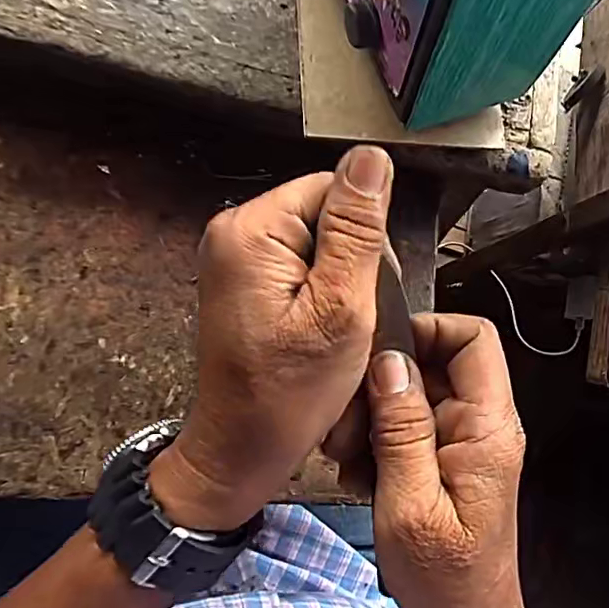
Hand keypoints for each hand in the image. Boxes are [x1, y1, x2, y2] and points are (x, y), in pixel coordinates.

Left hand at [149, 145, 393, 531]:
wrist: (243, 447)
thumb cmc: (287, 393)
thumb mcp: (340, 308)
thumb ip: (357, 230)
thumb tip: (372, 160)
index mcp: (251, 231)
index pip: (337, 189)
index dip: (367, 240)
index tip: (361, 291)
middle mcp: (236, 235)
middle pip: (330, 215)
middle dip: (355, 264)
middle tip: (347, 319)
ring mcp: (239, 259)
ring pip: (325, 245)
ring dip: (343, 285)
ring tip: (332, 330)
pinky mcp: (250, 282)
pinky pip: (308, 269)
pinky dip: (326, 297)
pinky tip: (321, 330)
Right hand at [359, 314, 529, 607]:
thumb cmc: (447, 580)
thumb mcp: (410, 504)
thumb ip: (402, 429)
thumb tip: (390, 362)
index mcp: (487, 427)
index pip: (472, 339)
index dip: (427, 331)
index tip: (377, 357)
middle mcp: (482, 425)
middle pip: (435, 365)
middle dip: (384, 386)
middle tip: (347, 430)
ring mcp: (464, 443)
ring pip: (414, 396)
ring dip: (374, 419)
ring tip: (350, 460)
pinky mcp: (447, 461)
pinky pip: (410, 428)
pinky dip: (379, 442)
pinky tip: (363, 476)